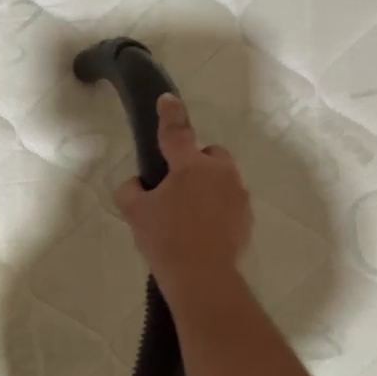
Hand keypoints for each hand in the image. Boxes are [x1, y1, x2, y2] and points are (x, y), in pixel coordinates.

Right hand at [113, 93, 252, 294]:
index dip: (169, 115)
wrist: (201, 276)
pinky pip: (229, 204)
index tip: (167, 100)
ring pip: (221, 180)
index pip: (176, 133)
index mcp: (190, 166)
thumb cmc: (165, 239)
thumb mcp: (134, 213)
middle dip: (194, 164)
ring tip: (185, 218)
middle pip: (209, 155)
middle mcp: (220, 173)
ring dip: (205, 189)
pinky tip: (199, 234)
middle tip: (173, 190)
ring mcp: (238, 195)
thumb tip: (137, 184)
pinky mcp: (246, 218)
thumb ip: (130, 191)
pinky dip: (215, 211)